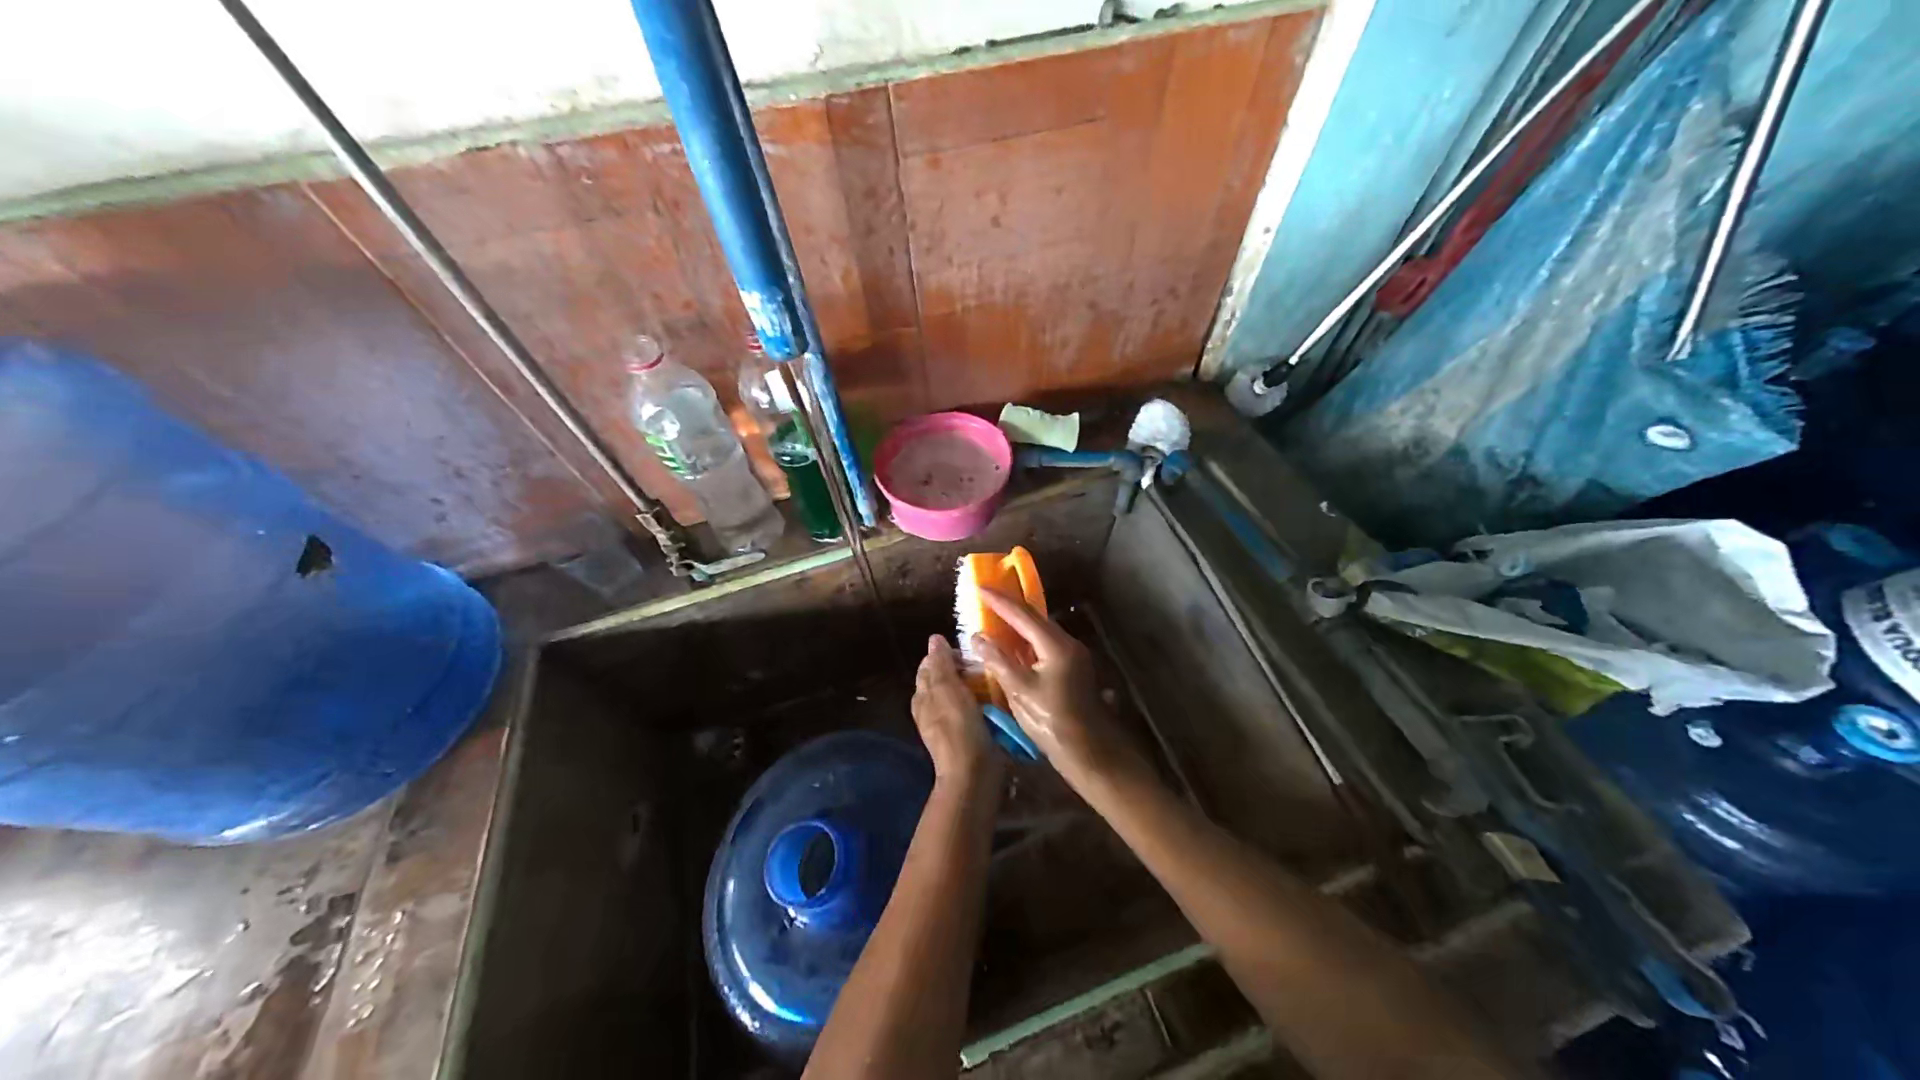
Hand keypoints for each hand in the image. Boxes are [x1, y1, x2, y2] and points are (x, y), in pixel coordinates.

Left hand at [912, 636, 1001, 787]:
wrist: (973, 774)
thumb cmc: (958, 727)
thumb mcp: (947, 689)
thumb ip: (941, 664)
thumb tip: (934, 639)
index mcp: (923, 696)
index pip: (930, 666)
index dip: (946, 654)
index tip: (969, 649)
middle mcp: (932, 709)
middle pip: (946, 680)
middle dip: (962, 669)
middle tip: (986, 662)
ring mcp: (949, 724)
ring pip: (961, 695)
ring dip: (975, 685)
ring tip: (995, 676)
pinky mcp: (967, 735)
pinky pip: (974, 711)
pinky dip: (983, 702)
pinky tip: (997, 700)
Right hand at [970, 589, 1150, 789]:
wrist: (1090, 753)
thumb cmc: (1053, 722)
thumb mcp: (1019, 691)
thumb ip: (997, 661)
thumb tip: (978, 637)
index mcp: (1057, 646)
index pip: (1023, 615)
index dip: (999, 601)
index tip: (979, 587)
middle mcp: (1068, 645)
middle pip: (1034, 620)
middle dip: (1008, 609)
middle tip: (984, 600)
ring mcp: (1073, 658)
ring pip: (1040, 633)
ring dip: (1016, 626)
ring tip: (992, 620)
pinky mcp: (1072, 671)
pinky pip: (1044, 647)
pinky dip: (1025, 642)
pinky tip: (1010, 647)